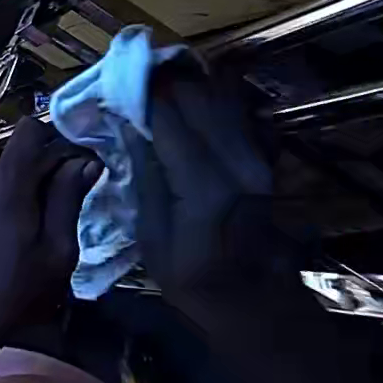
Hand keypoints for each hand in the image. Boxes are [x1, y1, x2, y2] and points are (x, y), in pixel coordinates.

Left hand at [0, 118, 100, 345]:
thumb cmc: (13, 287)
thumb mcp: (57, 248)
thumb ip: (70, 198)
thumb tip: (87, 162)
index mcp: (9, 176)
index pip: (34, 127)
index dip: (62, 137)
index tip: (85, 162)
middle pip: (29, 148)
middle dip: (56, 165)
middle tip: (79, 199)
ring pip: (18, 167)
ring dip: (40, 184)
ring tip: (56, 221)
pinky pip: (4, 183)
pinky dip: (22, 195)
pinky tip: (32, 228)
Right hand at [136, 66, 291, 303]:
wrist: (259, 303)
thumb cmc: (197, 282)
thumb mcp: (153, 241)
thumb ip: (144, 177)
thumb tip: (128, 127)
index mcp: (206, 186)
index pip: (170, 118)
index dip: (142, 94)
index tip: (117, 83)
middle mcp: (238, 161)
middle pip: (198, 96)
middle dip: (163, 81)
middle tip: (135, 79)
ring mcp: (258, 156)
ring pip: (220, 95)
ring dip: (188, 83)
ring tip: (158, 82)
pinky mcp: (265, 157)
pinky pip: (237, 110)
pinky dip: (211, 96)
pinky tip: (190, 101)